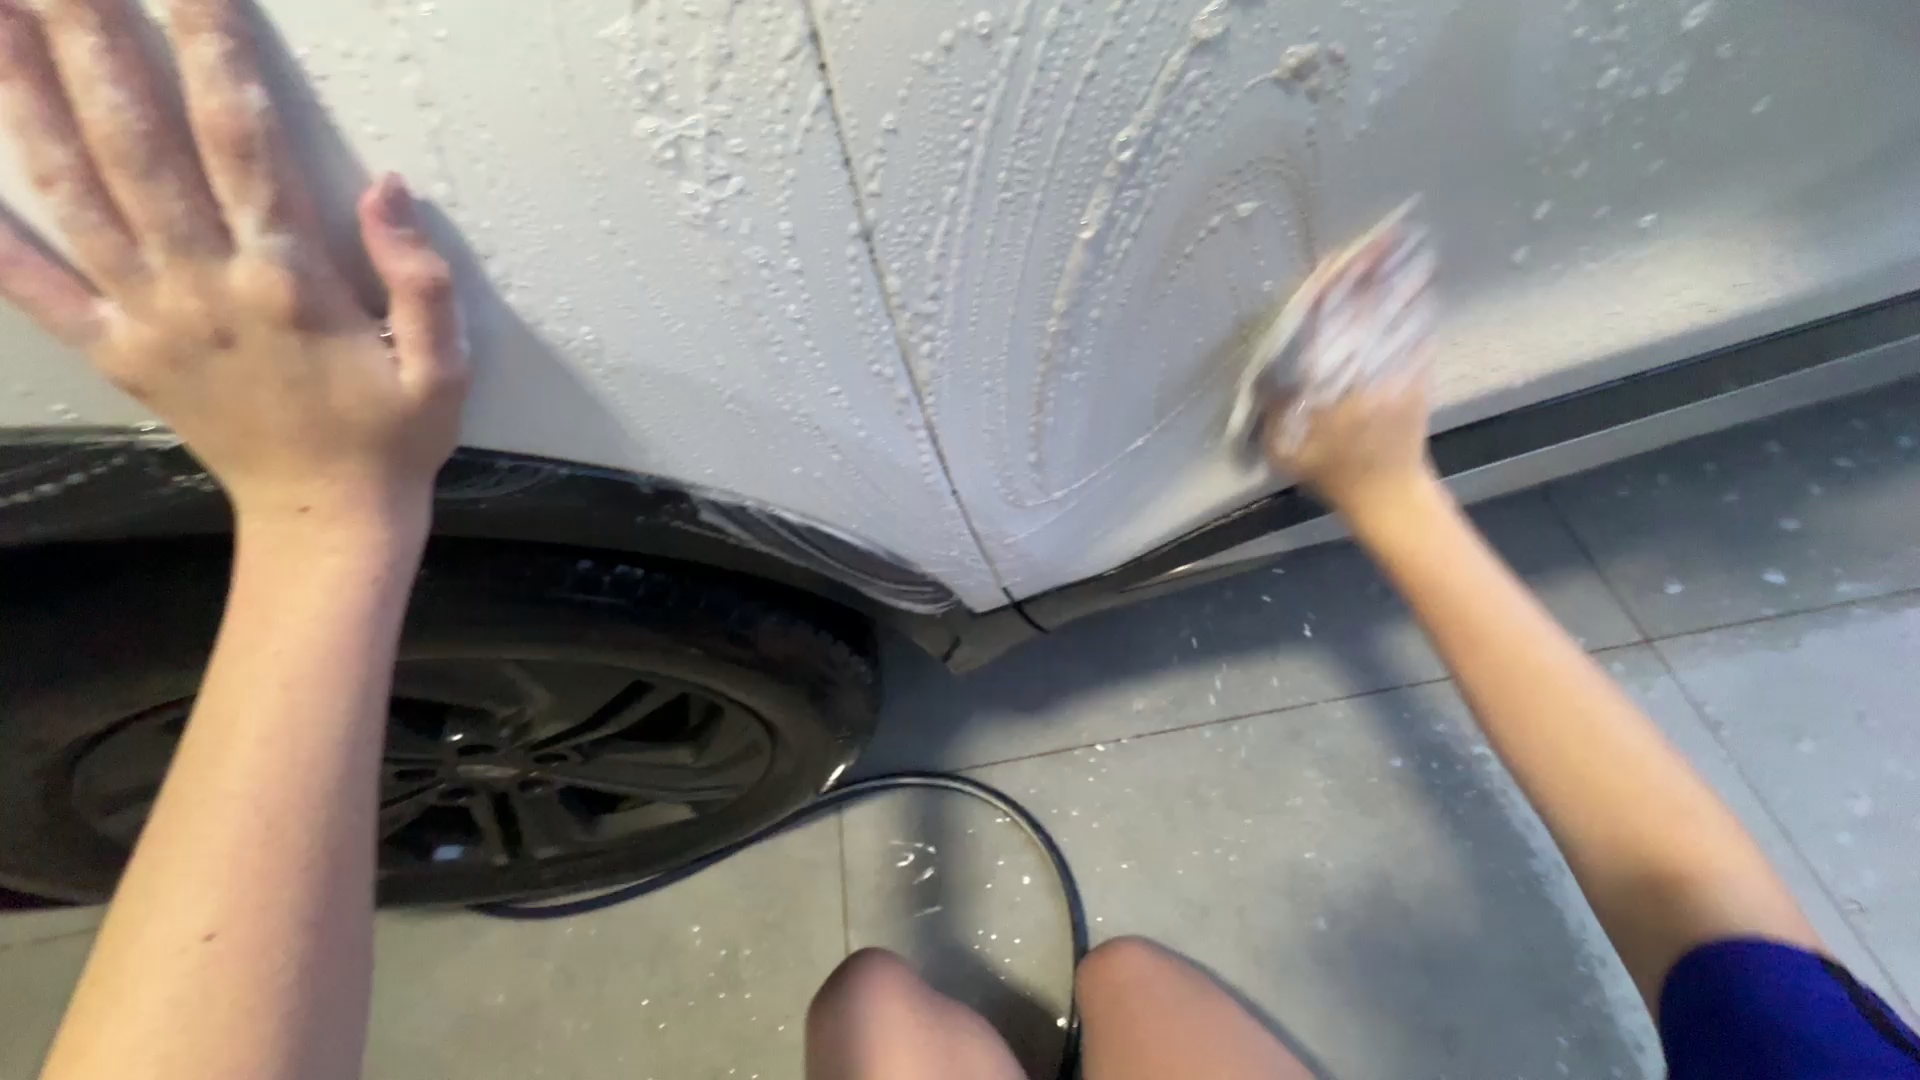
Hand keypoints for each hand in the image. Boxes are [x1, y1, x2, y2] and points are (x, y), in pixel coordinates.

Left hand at [0, 0, 466, 533]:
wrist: (331, 512)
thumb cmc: (397, 436)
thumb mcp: (445, 367)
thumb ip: (421, 279)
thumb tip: (388, 188)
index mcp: (291, 283)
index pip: (245, 143)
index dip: (216, 51)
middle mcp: (203, 283)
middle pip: (136, 141)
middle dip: (91, 37)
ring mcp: (146, 314)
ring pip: (66, 184)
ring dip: (19, 88)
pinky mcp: (114, 347)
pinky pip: (25, 277)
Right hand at [1260, 202, 1439, 516]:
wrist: (1390, 495)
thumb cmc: (1332, 474)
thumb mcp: (1286, 450)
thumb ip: (1276, 410)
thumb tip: (1269, 371)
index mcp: (1334, 389)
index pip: (1330, 329)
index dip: (1332, 293)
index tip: (1332, 261)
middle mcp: (1370, 374)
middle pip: (1369, 312)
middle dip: (1372, 273)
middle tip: (1377, 233)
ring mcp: (1400, 373)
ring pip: (1398, 318)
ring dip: (1400, 280)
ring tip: (1403, 240)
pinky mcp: (1419, 376)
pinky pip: (1418, 333)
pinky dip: (1418, 304)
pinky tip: (1420, 279)